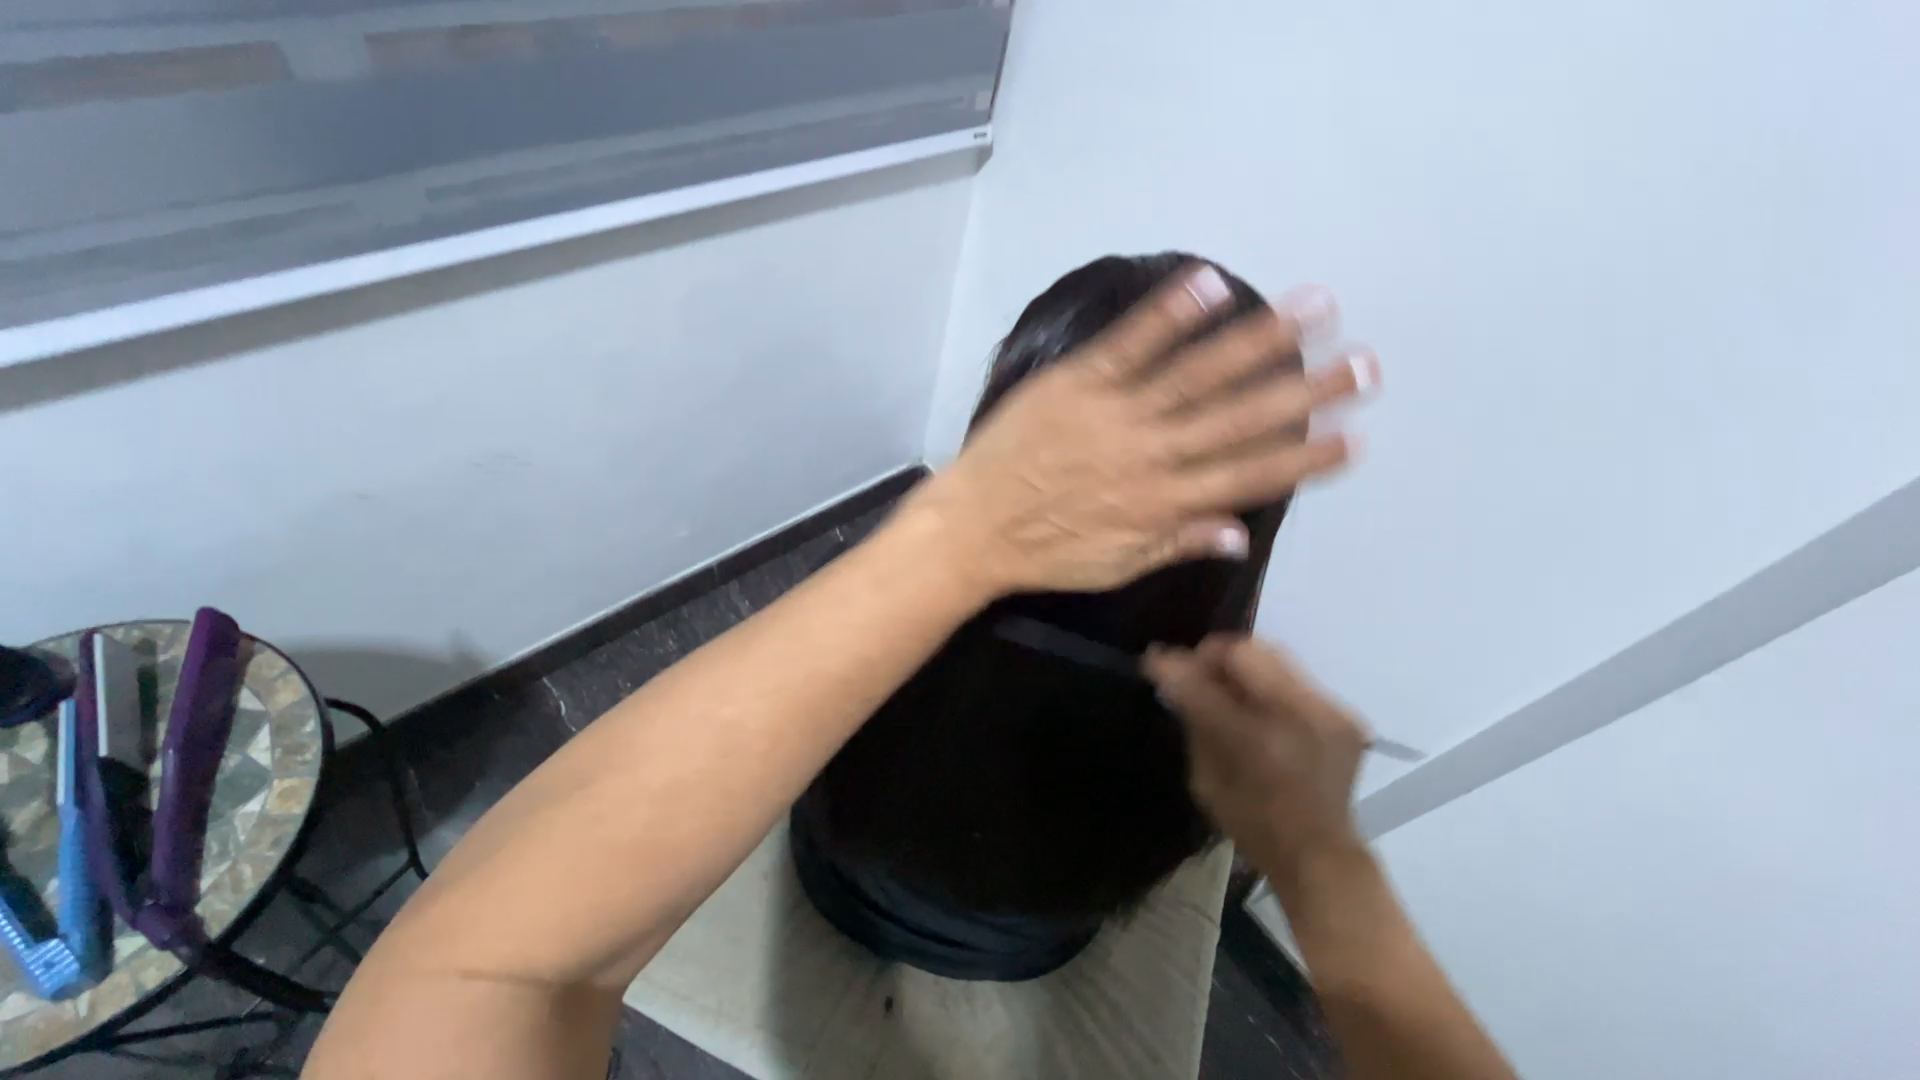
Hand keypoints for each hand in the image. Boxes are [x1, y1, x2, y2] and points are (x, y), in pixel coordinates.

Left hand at [906, 265, 1377, 594]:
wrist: (972, 526)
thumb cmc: (1044, 552)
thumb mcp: (1114, 565)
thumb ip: (1177, 543)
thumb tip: (1241, 534)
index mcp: (1162, 505)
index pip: (1249, 477)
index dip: (1305, 457)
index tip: (1354, 436)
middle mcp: (1151, 455)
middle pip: (1240, 419)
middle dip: (1307, 391)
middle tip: (1362, 363)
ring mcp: (1114, 413)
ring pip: (1197, 373)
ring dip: (1258, 340)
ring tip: (1311, 308)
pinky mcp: (1077, 382)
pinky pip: (1129, 344)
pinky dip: (1169, 315)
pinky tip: (1210, 284)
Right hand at [1145, 635, 1369, 879]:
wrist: (1321, 855)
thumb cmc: (1252, 826)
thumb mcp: (1206, 780)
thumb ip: (1195, 724)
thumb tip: (1178, 682)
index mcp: (1254, 741)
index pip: (1201, 684)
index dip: (1173, 666)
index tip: (1154, 660)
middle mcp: (1296, 715)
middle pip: (1246, 650)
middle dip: (1213, 656)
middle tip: (1197, 672)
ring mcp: (1327, 712)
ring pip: (1274, 656)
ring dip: (1244, 667)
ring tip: (1229, 688)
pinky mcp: (1345, 715)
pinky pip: (1296, 680)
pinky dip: (1271, 685)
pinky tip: (1263, 709)